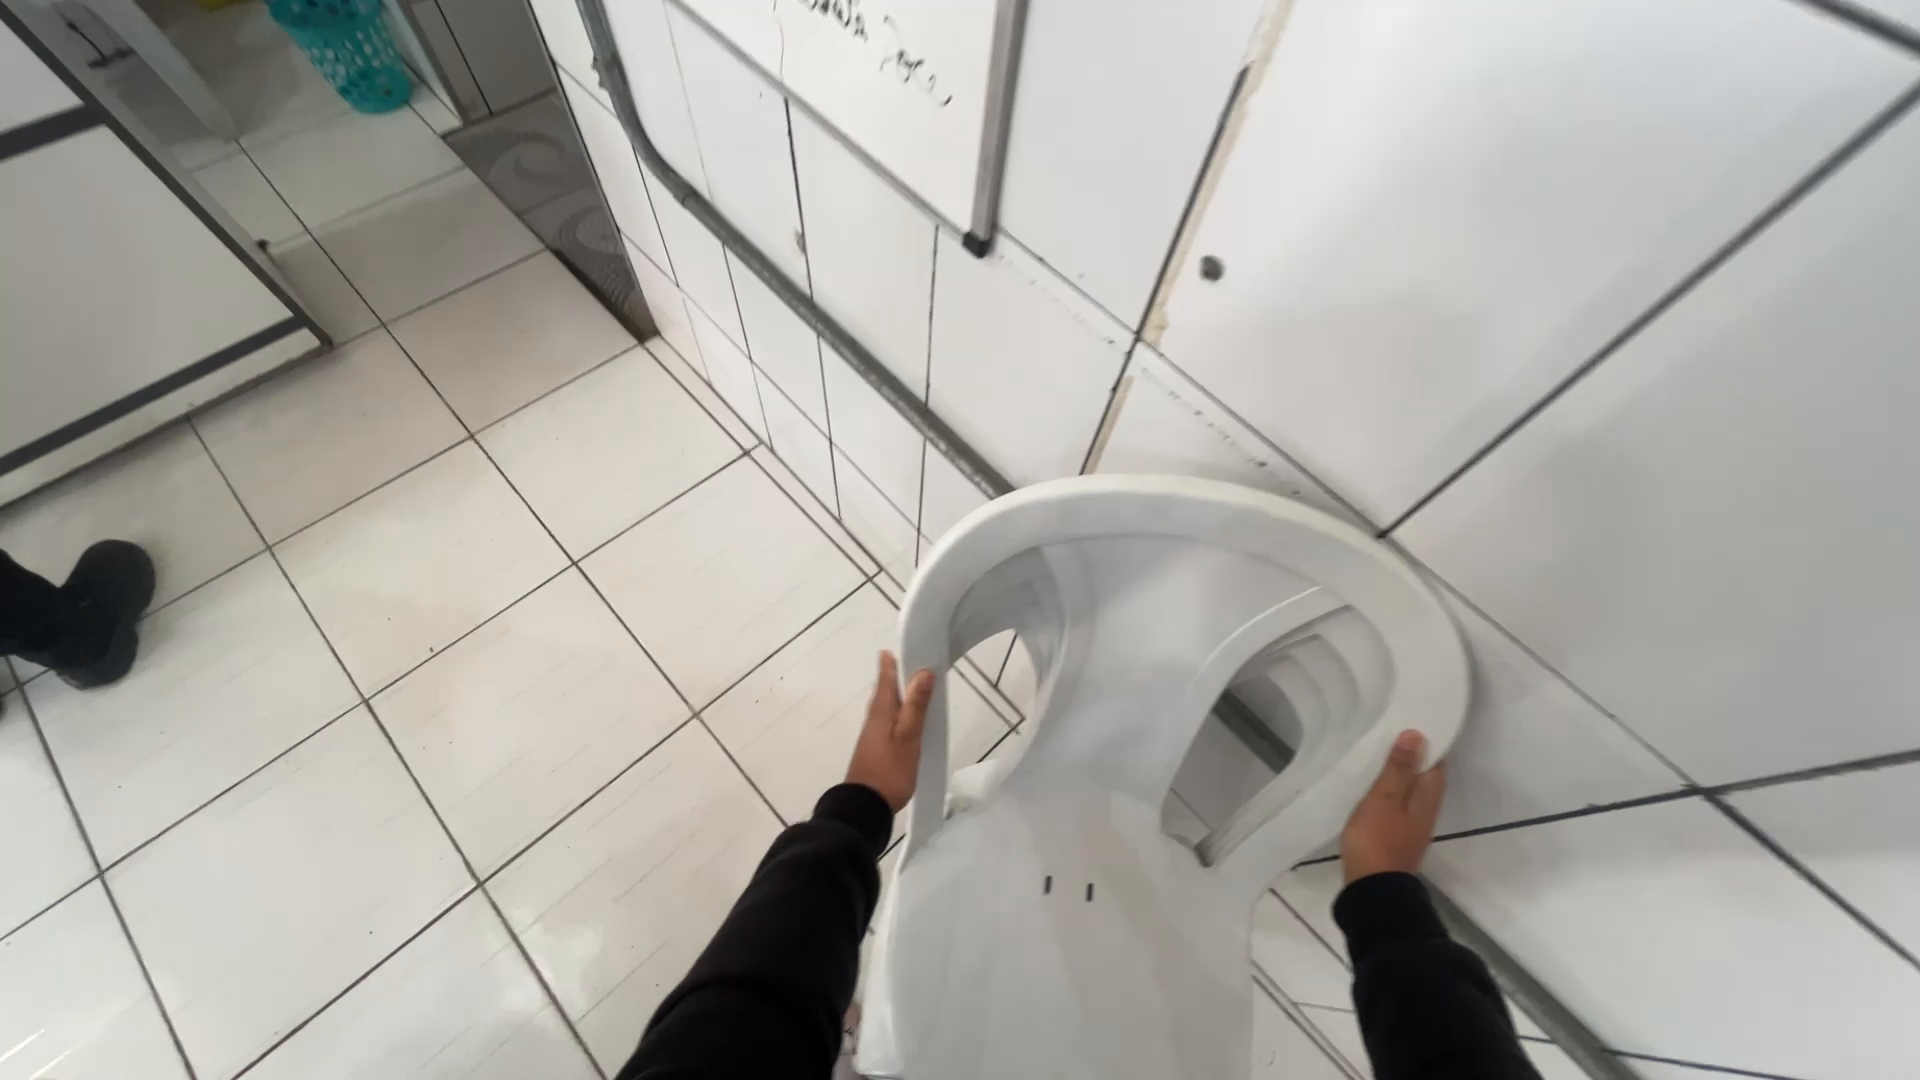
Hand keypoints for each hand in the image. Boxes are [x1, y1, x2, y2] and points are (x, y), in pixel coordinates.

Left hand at [845, 651, 934, 811]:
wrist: (864, 808)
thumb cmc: (888, 770)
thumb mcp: (907, 737)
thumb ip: (916, 706)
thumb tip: (923, 672)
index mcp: (881, 711)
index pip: (887, 677)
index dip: (896, 661)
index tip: (909, 646)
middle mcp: (874, 718)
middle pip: (887, 689)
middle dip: (900, 674)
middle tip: (917, 661)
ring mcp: (873, 734)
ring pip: (888, 705)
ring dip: (901, 693)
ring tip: (918, 685)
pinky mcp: (877, 747)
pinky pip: (889, 719)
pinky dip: (900, 711)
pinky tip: (909, 717)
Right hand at [1340, 730, 1445, 882]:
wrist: (1373, 887)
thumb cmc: (1377, 838)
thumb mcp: (1384, 799)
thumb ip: (1398, 769)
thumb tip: (1417, 736)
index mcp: (1427, 799)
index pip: (1435, 763)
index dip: (1428, 742)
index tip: (1412, 720)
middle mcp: (1426, 810)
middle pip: (1425, 776)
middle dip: (1413, 754)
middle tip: (1390, 730)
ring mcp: (1412, 824)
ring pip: (1412, 789)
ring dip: (1401, 770)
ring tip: (1379, 751)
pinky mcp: (1397, 832)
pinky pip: (1399, 801)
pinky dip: (1391, 787)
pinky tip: (1374, 783)